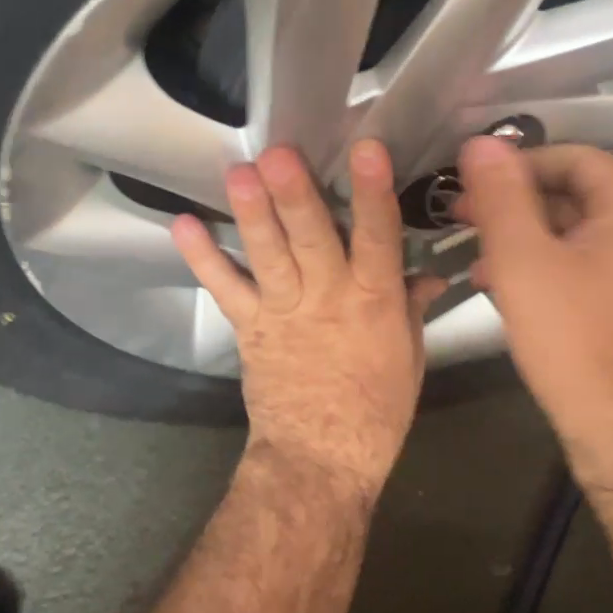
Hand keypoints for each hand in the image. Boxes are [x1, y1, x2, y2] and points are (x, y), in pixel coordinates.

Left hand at [172, 142, 445, 494]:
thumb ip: (410, 306)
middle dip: (296, 196)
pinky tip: (183, 224)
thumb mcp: (409, 356)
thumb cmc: (376, 408)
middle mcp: (329, 298)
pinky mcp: (251, 326)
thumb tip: (428, 273)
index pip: (379, 239)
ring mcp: (285, 311)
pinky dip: (203, 257)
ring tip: (238, 173)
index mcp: (375, 302)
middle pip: (313, 240)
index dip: (372, 194)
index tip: (366, 150)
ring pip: (269, 256)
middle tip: (279, 154)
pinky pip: (226, 288)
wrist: (321, 462)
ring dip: (252, 214)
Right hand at [457, 138, 612, 478]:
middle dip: (514, 204)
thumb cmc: (577, 344)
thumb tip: (481, 142)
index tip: (468, 187)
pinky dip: (550, 266)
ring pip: (579, 231)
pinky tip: (509, 289)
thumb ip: (500, 196)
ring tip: (477, 260)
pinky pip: (593, 263)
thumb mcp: (523, 262)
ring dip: (526, 237)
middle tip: (462, 219)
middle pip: (576, 193)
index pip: (571, 157)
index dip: (515, 166)